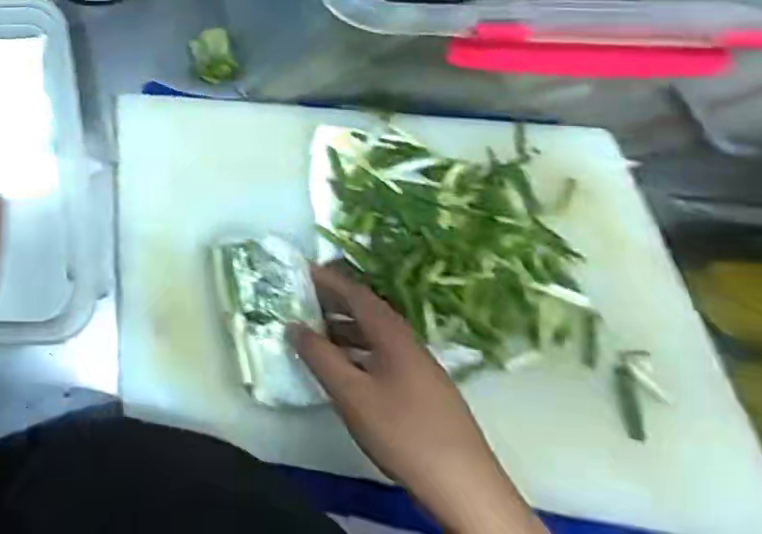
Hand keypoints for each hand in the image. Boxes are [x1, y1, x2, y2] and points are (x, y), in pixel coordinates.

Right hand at [291, 266, 545, 533]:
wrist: (468, 492)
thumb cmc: (403, 433)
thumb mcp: (350, 393)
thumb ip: (318, 355)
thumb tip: (293, 325)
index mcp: (394, 338)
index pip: (358, 295)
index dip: (328, 280)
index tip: (299, 269)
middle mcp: (411, 347)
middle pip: (369, 313)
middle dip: (334, 302)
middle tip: (299, 296)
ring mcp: (423, 372)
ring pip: (377, 336)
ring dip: (345, 328)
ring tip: (314, 331)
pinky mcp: (426, 395)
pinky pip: (385, 356)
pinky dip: (359, 350)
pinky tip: (344, 367)